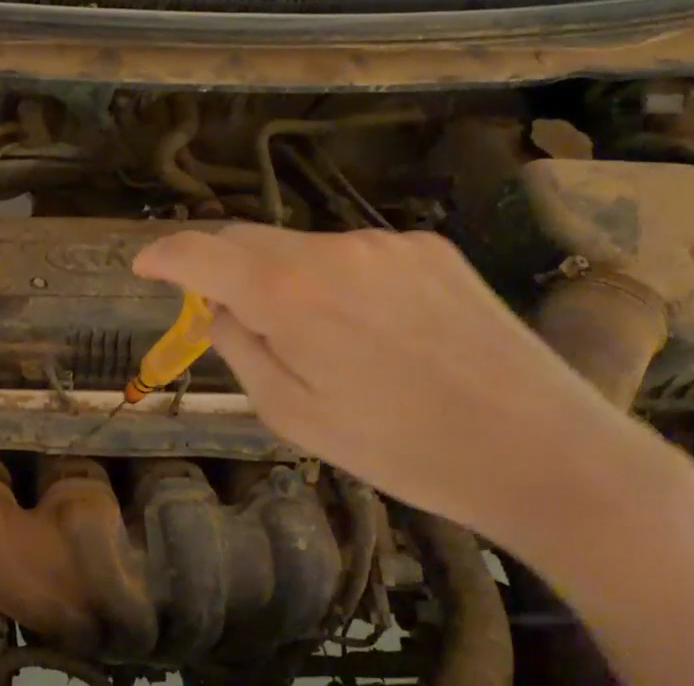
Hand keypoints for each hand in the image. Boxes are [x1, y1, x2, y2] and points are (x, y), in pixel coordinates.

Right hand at [132, 225, 693, 558]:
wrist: (551, 454)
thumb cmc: (405, 449)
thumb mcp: (294, 415)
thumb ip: (239, 347)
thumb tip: (216, 308)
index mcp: (287, 292)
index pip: (197, 252)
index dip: (160, 255)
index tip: (143, 267)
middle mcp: (330, 248)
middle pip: (245, 239)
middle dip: (219, 267)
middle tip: (220, 311)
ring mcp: (384, 243)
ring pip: (300, 247)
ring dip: (281, 276)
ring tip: (314, 335)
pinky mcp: (430, 249)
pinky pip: (355, 254)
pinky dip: (336, 279)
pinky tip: (373, 328)